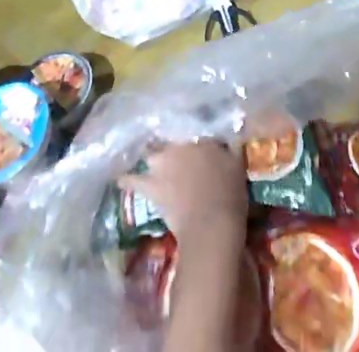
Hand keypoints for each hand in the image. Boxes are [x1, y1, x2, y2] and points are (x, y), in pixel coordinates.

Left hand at [122, 140, 247, 245]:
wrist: (211, 225)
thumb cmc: (230, 196)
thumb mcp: (238, 166)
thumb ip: (231, 148)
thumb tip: (229, 137)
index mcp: (201, 138)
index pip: (196, 132)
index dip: (196, 141)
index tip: (196, 145)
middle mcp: (178, 146)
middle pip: (170, 140)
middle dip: (170, 146)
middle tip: (173, 154)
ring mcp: (162, 164)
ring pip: (151, 155)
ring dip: (151, 158)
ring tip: (149, 162)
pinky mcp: (151, 185)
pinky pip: (132, 179)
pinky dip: (126, 179)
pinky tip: (120, 178)